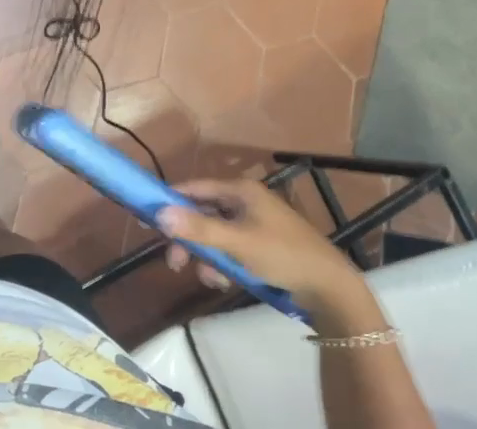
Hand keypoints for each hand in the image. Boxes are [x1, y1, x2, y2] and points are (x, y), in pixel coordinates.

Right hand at [157, 179, 368, 313]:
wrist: (329, 287)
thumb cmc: (283, 255)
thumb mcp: (238, 243)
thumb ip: (199, 228)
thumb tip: (159, 213)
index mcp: (240, 191)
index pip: (194, 188)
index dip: (169, 201)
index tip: (147, 219)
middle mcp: (244, 202)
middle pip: (201, 214)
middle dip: (188, 239)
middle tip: (175, 264)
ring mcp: (252, 224)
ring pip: (213, 235)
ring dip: (205, 256)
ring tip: (210, 279)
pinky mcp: (259, 246)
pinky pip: (228, 250)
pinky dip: (222, 264)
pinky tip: (224, 281)